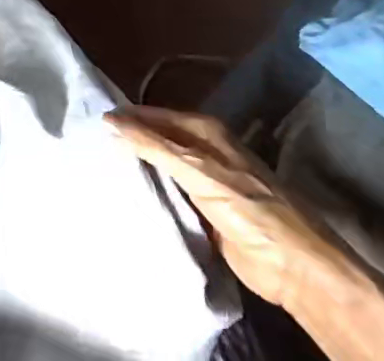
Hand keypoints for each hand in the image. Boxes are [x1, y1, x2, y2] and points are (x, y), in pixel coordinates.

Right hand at [105, 106, 342, 311]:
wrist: (295, 268)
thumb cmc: (248, 210)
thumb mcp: (198, 171)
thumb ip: (154, 146)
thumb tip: (110, 120)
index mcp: (205, 130)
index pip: (153, 115)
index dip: (125, 118)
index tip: (91, 122)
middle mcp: (204, 149)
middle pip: (157, 138)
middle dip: (128, 140)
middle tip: (89, 144)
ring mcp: (205, 180)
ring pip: (162, 166)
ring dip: (137, 167)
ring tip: (99, 168)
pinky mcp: (205, 209)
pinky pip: (169, 193)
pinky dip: (150, 192)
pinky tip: (128, 196)